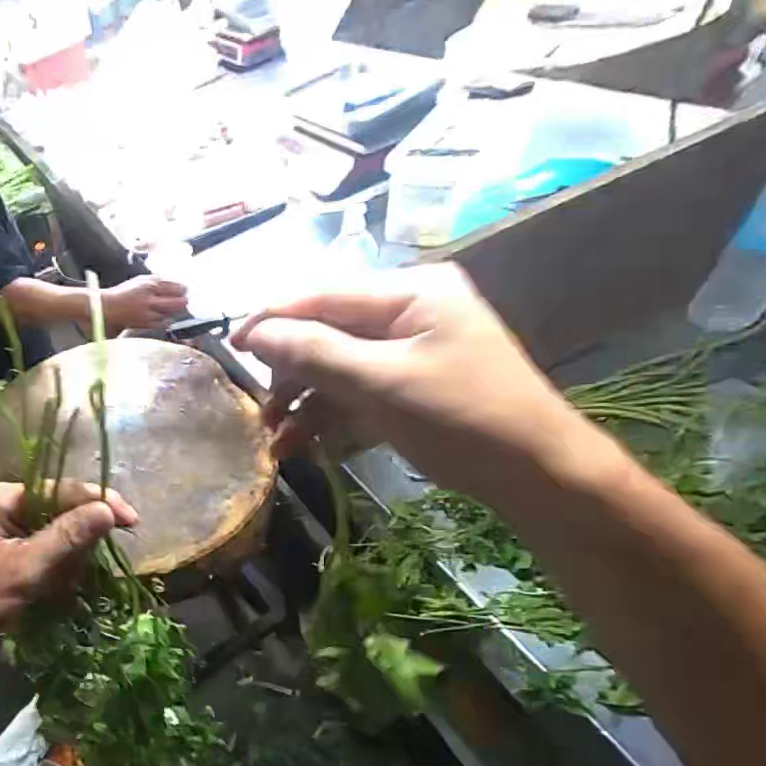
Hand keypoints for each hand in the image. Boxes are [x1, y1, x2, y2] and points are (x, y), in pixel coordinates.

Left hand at [0, 481, 139, 659]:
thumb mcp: (25, 568)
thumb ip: (67, 537)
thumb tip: (108, 510)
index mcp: (1, 499)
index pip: (61, 489)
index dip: (99, 502)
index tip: (131, 521)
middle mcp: (4, 507)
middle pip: (61, 511)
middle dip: (77, 542)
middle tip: (77, 573)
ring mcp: (6, 531)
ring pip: (57, 535)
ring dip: (67, 561)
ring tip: (60, 588)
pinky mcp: (9, 554)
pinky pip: (46, 552)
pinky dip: (56, 570)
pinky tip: (54, 591)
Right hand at [101, 275, 188, 331]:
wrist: (108, 308)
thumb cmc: (124, 293)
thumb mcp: (140, 281)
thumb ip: (155, 282)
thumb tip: (172, 285)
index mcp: (149, 285)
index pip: (171, 286)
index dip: (181, 288)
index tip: (186, 289)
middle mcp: (150, 299)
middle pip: (174, 302)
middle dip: (183, 301)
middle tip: (187, 300)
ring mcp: (148, 313)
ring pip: (169, 313)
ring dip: (175, 311)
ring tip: (178, 307)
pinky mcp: (145, 324)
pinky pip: (161, 323)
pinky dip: (166, 320)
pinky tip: (167, 317)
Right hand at [231, 263, 616, 505]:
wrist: (535, 473)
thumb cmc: (462, 419)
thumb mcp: (381, 384)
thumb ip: (315, 354)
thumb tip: (254, 334)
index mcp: (409, 292)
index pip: (322, 296)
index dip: (272, 320)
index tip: (230, 347)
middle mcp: (406, 312)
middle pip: (325, 332)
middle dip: (288, 372)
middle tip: (262, 410)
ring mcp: (406, 351)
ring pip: (334, 367)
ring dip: (301, 401)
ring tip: (275, 438)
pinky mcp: (405, 386)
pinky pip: (352, 391)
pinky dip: (325, 415)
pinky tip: (300, 443)